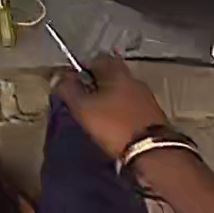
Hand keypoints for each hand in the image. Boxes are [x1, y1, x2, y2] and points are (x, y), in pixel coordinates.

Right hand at [51, 54, 171, 158]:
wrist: (154, 154)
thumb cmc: (115, 125)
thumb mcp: (84, 108)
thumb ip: (69, 89)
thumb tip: (58, 76)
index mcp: (116, 71)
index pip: (95, 58)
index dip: (81, 69)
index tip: (72, 85)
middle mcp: (133, 78)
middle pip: (109, 74)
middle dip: (95, 85)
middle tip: (83, 102)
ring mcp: (146, 96)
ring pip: (120, 91)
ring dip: (109, 100)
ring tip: (97, 117)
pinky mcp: (153, 114)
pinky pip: (131, 106)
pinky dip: (121, 112)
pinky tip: (115, 127)